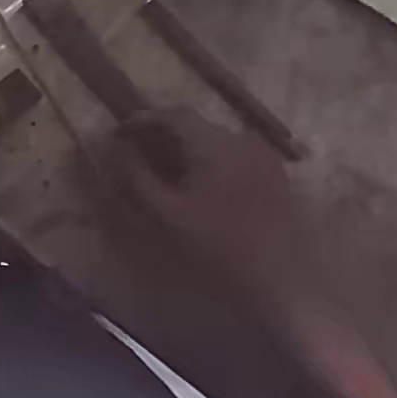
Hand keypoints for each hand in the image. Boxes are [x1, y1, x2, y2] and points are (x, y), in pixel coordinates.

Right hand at [103, 108, 322, 301]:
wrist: (283, 283)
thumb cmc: (217, 246)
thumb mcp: (165, 214)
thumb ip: (135, 176)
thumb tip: (113, 148)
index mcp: (214, 144)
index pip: (173, 114)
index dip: (142, 120)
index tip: (117, 133)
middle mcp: (242, 141)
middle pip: (195, 125)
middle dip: (162, 135)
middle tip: (136, 154)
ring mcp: (263, 158)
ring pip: (214, 141)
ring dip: (185, 149)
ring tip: (163, 171)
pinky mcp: (275, 177)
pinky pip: (232, 156)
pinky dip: (207, 161)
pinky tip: (197, 186)